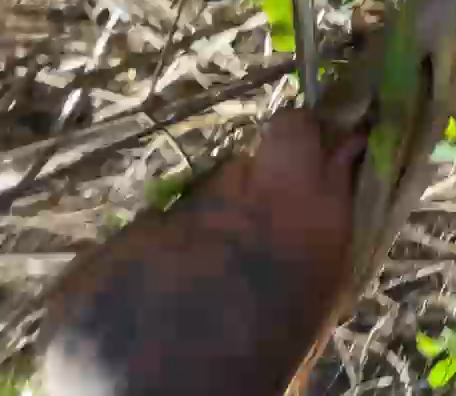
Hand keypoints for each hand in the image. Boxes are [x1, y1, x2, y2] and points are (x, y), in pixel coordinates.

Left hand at [42, 110, 358, 395]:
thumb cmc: (277, 343)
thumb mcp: (329, 267)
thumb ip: (336, 200)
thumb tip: (351, 146)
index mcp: (292, 201)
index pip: (291, 126)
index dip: (297, 136)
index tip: (306, 153)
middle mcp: (222, 204)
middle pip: (234, 173)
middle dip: (244, 197)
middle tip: (248, 241)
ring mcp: (150, 234)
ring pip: (179, 215)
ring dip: (192, 237)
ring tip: (193, 289)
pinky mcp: (91, 268)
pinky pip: (125, 253)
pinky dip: (137, 274)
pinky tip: (148, 311)